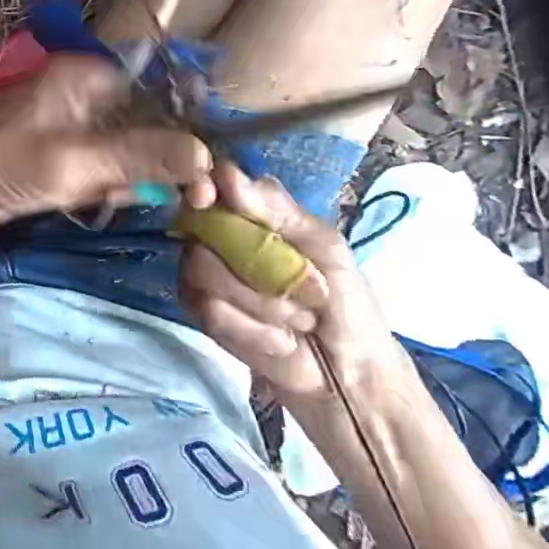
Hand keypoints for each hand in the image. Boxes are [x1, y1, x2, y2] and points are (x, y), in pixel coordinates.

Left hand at [0, 55, 213, 234]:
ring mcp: (73, 122)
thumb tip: (205, 153)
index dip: (184, 118)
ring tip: (137, 200)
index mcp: (84, 75)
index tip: (207, 160)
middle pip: (145, 117)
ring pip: (128, 144)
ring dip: (139, 175)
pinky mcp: (64, 150)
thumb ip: (137, 157)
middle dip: (165, 156)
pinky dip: (110, 183)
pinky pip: (104, 162)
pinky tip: (102, 201)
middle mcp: (83, 91)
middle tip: (189, 195)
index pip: (154, 85)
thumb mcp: (71, 163)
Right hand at [181, 164, 406, 399]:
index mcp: (249, 208)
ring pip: (202, 270)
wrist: (349, 373)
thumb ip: (277, 208)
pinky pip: (210, 310)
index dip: (204, 187)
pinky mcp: (201, 313)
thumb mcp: (325, 245)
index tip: (209, 198)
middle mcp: (217, 234)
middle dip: (255, 264)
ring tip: (296, 319)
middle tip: (302, 290)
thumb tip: (226, 175)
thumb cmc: (344, 299)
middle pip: (199, 227)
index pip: (209, 182)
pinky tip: (278, 340)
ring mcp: (204, 273)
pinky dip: (252, 330)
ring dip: (260, 303)